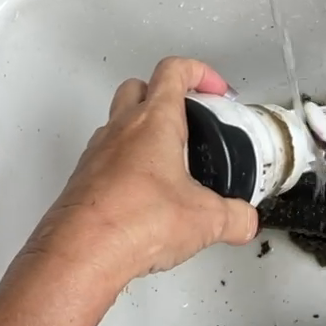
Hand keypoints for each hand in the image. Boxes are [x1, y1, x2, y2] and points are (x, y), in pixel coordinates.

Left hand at [30, 57, 259, 288]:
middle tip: (186, 116)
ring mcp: (97, 152)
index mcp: (154, 121)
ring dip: (140, 128)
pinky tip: (143, 192)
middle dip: (164, 93)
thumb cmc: (133, 221)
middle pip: (139, 86)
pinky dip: (124, 163)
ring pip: (117, 120)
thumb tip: (245, 220)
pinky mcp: (82, 180)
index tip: (215, 89)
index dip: (199, 72)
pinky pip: (105, 156)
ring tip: (166, 157)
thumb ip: (234, 217)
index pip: (174, 70)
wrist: (80, 254)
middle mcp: (121, 128)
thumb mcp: (205, 221)